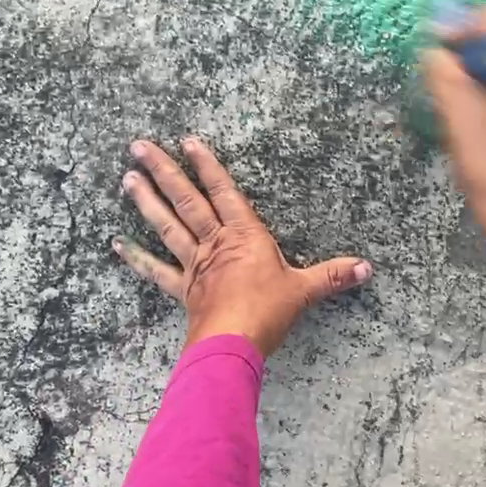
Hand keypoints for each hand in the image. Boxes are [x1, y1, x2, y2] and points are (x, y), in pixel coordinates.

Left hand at [113, 137, 371, 355]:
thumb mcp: (305, 290)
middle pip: (186, 201)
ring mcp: (195, 266)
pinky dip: (137, 258)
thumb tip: (368, 268)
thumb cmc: (267, 313)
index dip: (207, 166)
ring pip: (167, 226)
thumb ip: (333, 276)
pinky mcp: (184, 289)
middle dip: (163, 172)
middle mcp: (216, 244)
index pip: (224, 193)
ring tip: (126, 178)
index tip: (187, 141)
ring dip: (146, 202)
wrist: (233, 345)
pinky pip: (156, 271)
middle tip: (138, 146)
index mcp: (245, 236)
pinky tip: (117, 245)